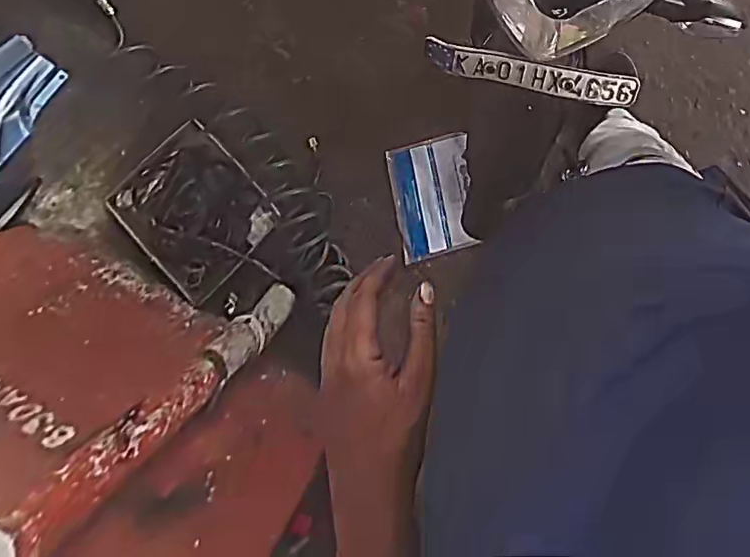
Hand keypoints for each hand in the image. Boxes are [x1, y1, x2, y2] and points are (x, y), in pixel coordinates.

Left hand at [320, 255, 437, 556]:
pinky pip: (330, 340)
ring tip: (371, 286)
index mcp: (356, 357)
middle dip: (361, 281)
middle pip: (341, 308)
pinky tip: (358, 324)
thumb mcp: (421, 379)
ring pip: (331, 324)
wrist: (369, 488)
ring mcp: (326, 378)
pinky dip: (345, 319)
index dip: (376, 275)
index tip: (392, 261)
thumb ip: (422, 330)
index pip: (362, 301)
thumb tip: (423, 291)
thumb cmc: (397, 438)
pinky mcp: (327, 391)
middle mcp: (334, 363)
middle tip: (382, 266)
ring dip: (350, 298)